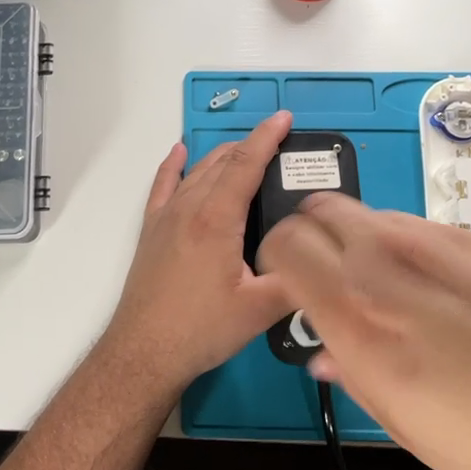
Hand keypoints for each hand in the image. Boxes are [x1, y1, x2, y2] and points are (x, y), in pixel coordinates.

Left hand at [98, 112, 296, 396]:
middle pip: (221, 163)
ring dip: (222, 155)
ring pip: (197, 172)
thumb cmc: (202, 329)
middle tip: (278, 142)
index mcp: (217, 219)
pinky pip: (162, 186)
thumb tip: (326, 263)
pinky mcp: (151, 231)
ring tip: (245, 150)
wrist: (144, 351)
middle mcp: (188, 208)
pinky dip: (173, 165)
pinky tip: (178, 152)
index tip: (284, 118)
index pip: (245, 165)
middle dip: (250, 145)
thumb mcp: (259, 310)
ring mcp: (165, 217)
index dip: (267, 138)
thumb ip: (296, 282)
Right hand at [259, 193, 470, 469]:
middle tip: (325, 281)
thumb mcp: (411, 427)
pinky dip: (404, 248)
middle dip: (309, 239)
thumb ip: (355, 373)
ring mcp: (438, 241)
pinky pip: (415, 226)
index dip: (276, 260)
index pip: (283, 243)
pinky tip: (439, 293)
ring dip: (358, 243)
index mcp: (361, 316)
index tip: (289, 289)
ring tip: (387, 291)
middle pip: (318, 210)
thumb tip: (327, 351)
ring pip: (368, 215)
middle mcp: (389, 262)